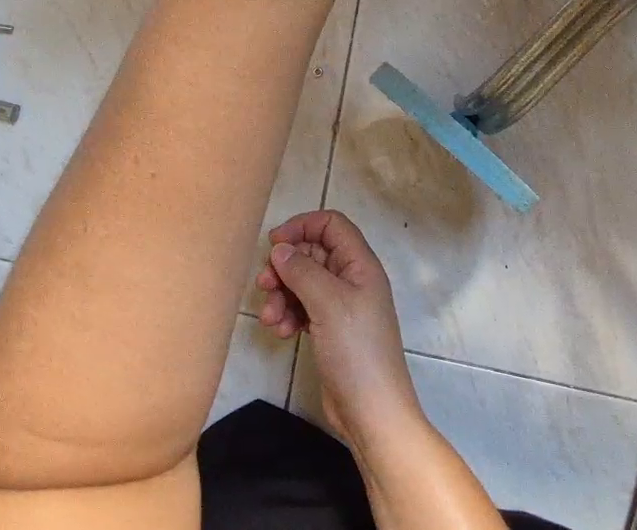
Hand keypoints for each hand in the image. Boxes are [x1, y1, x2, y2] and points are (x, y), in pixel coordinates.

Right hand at [255, 210, 423, 448]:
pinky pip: (303, 308)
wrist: (371, 411)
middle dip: (286, 267)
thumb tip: (280, 248)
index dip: (302, 226)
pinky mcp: (330, 330)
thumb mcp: (328, 303)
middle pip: (312, 254)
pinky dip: (289, 315)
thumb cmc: (356, 350)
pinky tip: (281, 333)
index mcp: (360, 265)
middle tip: (264, 286)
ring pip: (304, 283)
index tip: (274, 243)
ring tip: (271, 319)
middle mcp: (352, 280)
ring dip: (283, 295)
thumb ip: (302, 270)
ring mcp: (341, 306)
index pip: (331, 225)